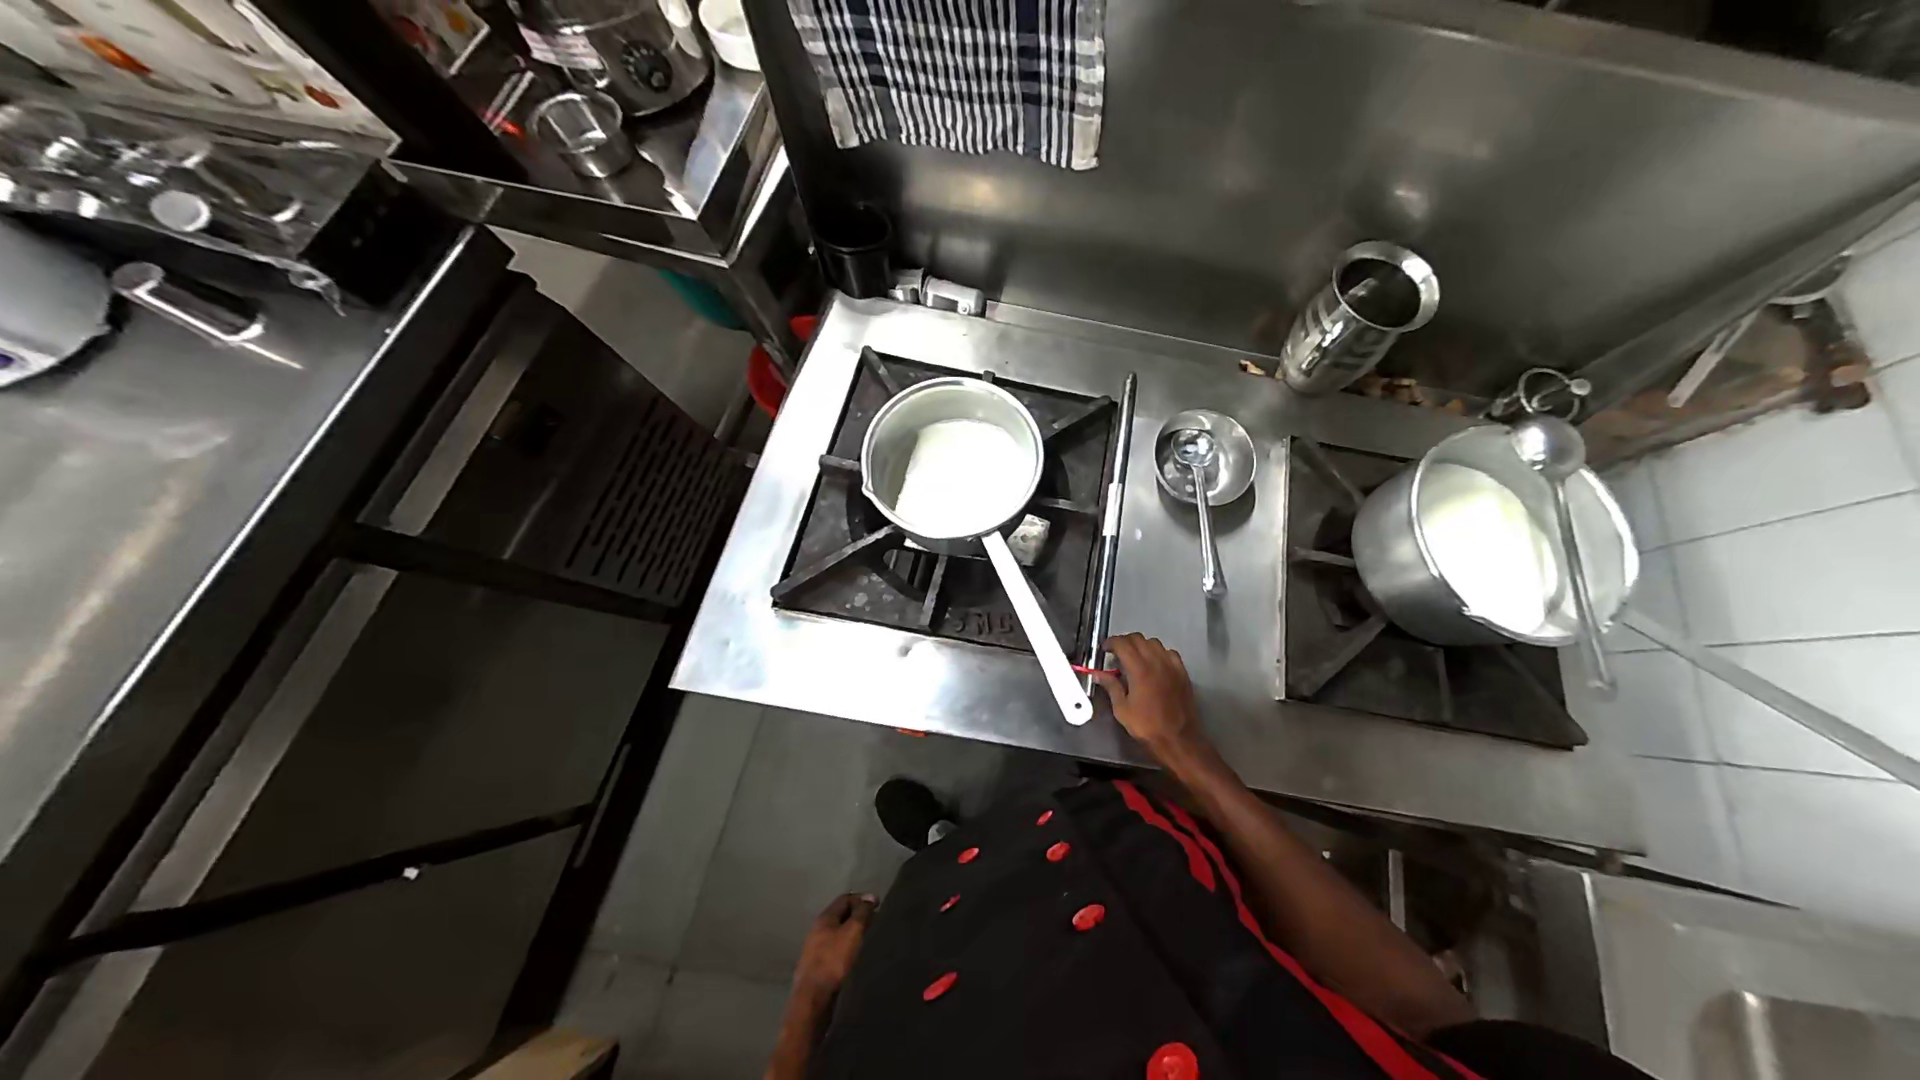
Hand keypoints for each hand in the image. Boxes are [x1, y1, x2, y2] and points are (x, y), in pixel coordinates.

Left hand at [792, 893, 876, 995]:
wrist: (813, 995)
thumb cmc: (834, 959)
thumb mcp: (852, 932)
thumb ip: (861, 913)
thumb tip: (869, 898)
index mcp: (825, 917)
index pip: (845, 898)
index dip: (861, 898)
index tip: (877, 904)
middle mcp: (817, 928)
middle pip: (840, 914)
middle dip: (857, 913)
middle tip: (873, 919)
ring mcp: (814, 947)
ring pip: (836, 930)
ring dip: (851, 929)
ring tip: (865, 935)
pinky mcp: (816, 963)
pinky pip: (834, 945)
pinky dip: (845, 943)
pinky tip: (852, 953)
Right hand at [1094, 633, 1210, 761]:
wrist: (1178, 739)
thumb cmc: (1147, 726)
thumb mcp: (1122, 709)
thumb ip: (1111, 686)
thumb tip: (1098, 674)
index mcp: (1140, 670)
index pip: (1123, 644)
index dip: (1111, 642)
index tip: (1105, 648)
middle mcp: (1157, 663)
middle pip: (1139, 639)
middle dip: (1125, 642)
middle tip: (1116, 653)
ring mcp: (1172, 666)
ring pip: (1155, 643)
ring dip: (1141, 645)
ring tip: (1134, 657)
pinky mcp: (1182, 673)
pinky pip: (1170, 653)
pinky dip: (1159, 653)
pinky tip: (1155, 664)